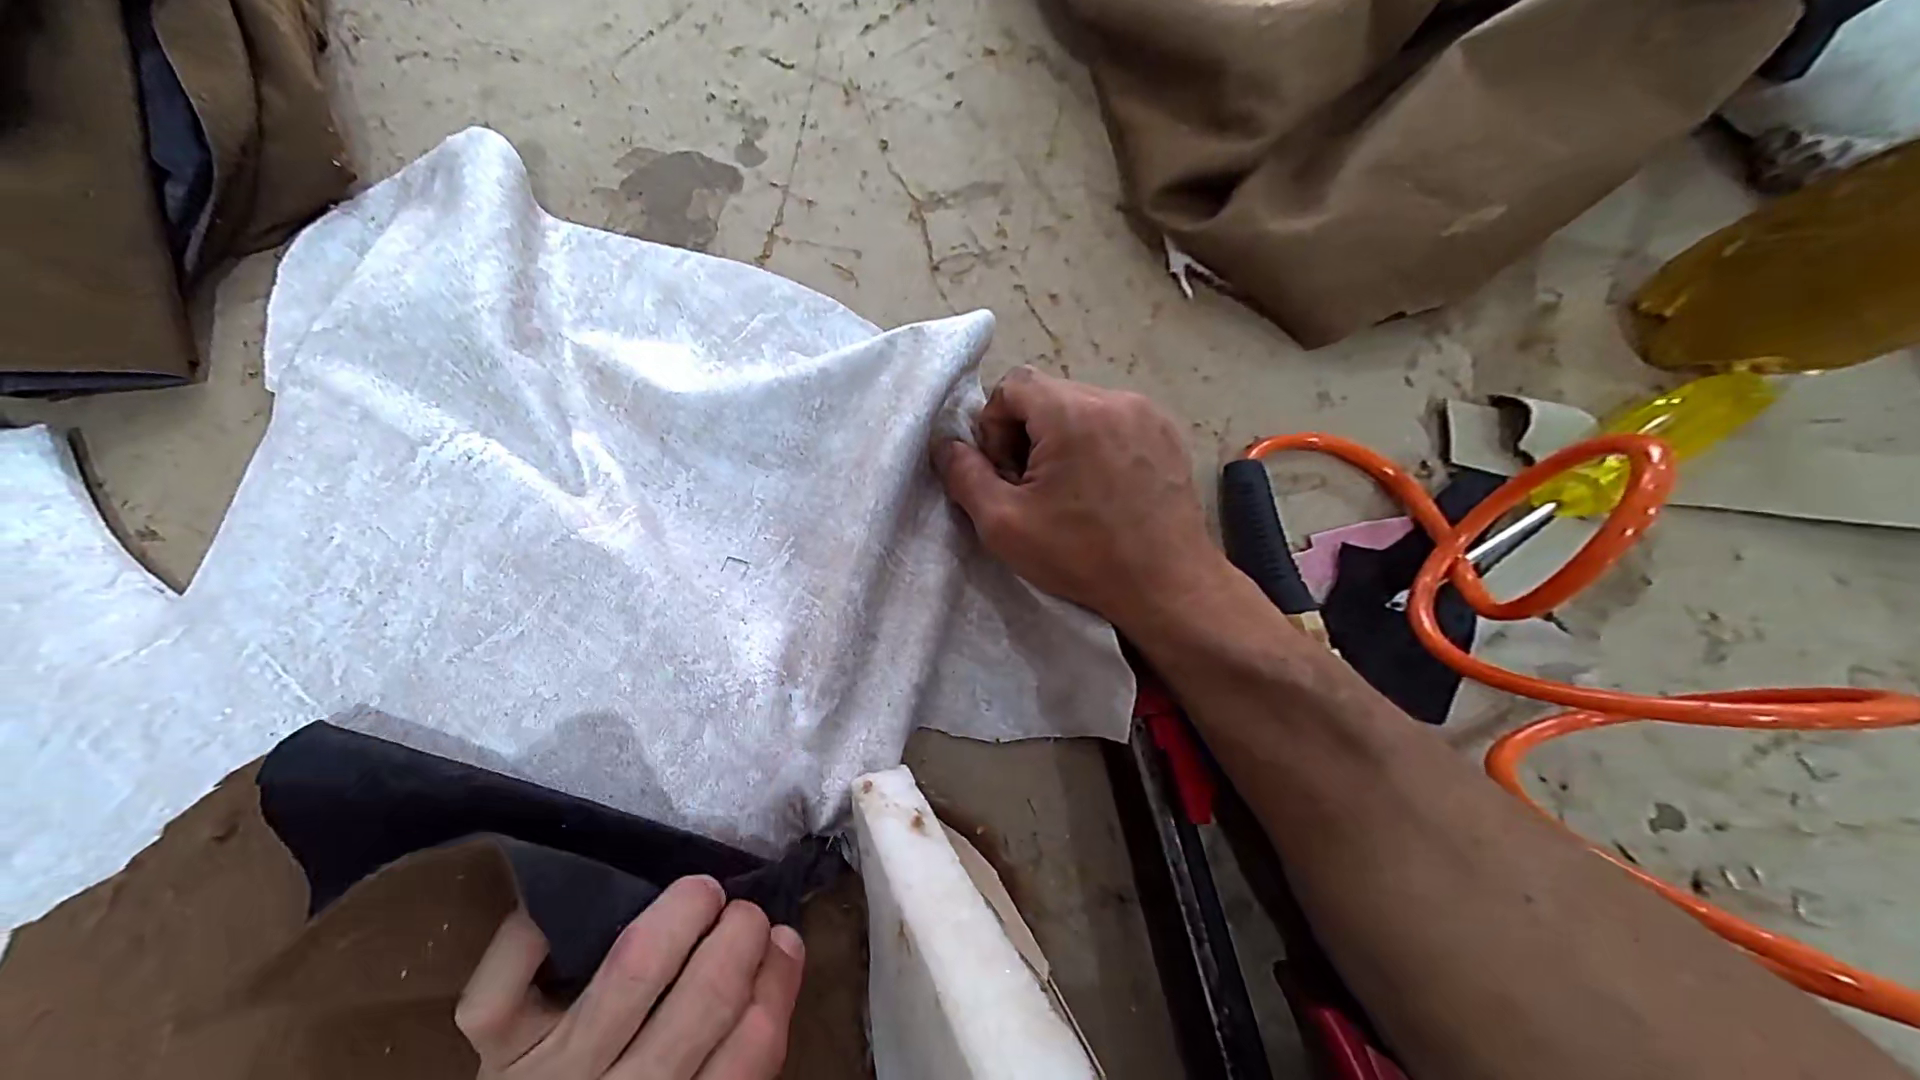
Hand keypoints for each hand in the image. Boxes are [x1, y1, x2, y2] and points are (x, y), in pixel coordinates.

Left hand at [455, 876, 805, 1079]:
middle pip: (701, 1002)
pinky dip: (535, 934)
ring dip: (683, 913)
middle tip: (747, 913)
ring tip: (704, 891)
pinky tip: (576, 907)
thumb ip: (742, 1048)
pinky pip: (504, 984)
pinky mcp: (491, 1050)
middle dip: (741, 936)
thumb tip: (781, 948)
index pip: (749, 1053)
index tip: (783, 939)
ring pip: (631, 968)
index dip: (776, 981)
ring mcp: (545, 1071)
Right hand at [935, 366, 1227, 631]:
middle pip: (1047, 396)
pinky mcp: (1169, 434)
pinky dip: (1097, 445)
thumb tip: (946, 445)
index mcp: (1072, 413)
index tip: (1008, 475)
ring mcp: (1148, 414)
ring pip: (1081, 408)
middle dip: (1027, 435)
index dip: (995, 427)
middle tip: (1033, 489)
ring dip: (1062, 440)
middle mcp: (1114, 399)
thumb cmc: (1082, 556)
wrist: (1167, 586)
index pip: (1012, 386)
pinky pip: (1115, 422)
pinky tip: (1103, 491)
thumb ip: (964, 475)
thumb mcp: (1003, 524)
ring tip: (1070, 493)